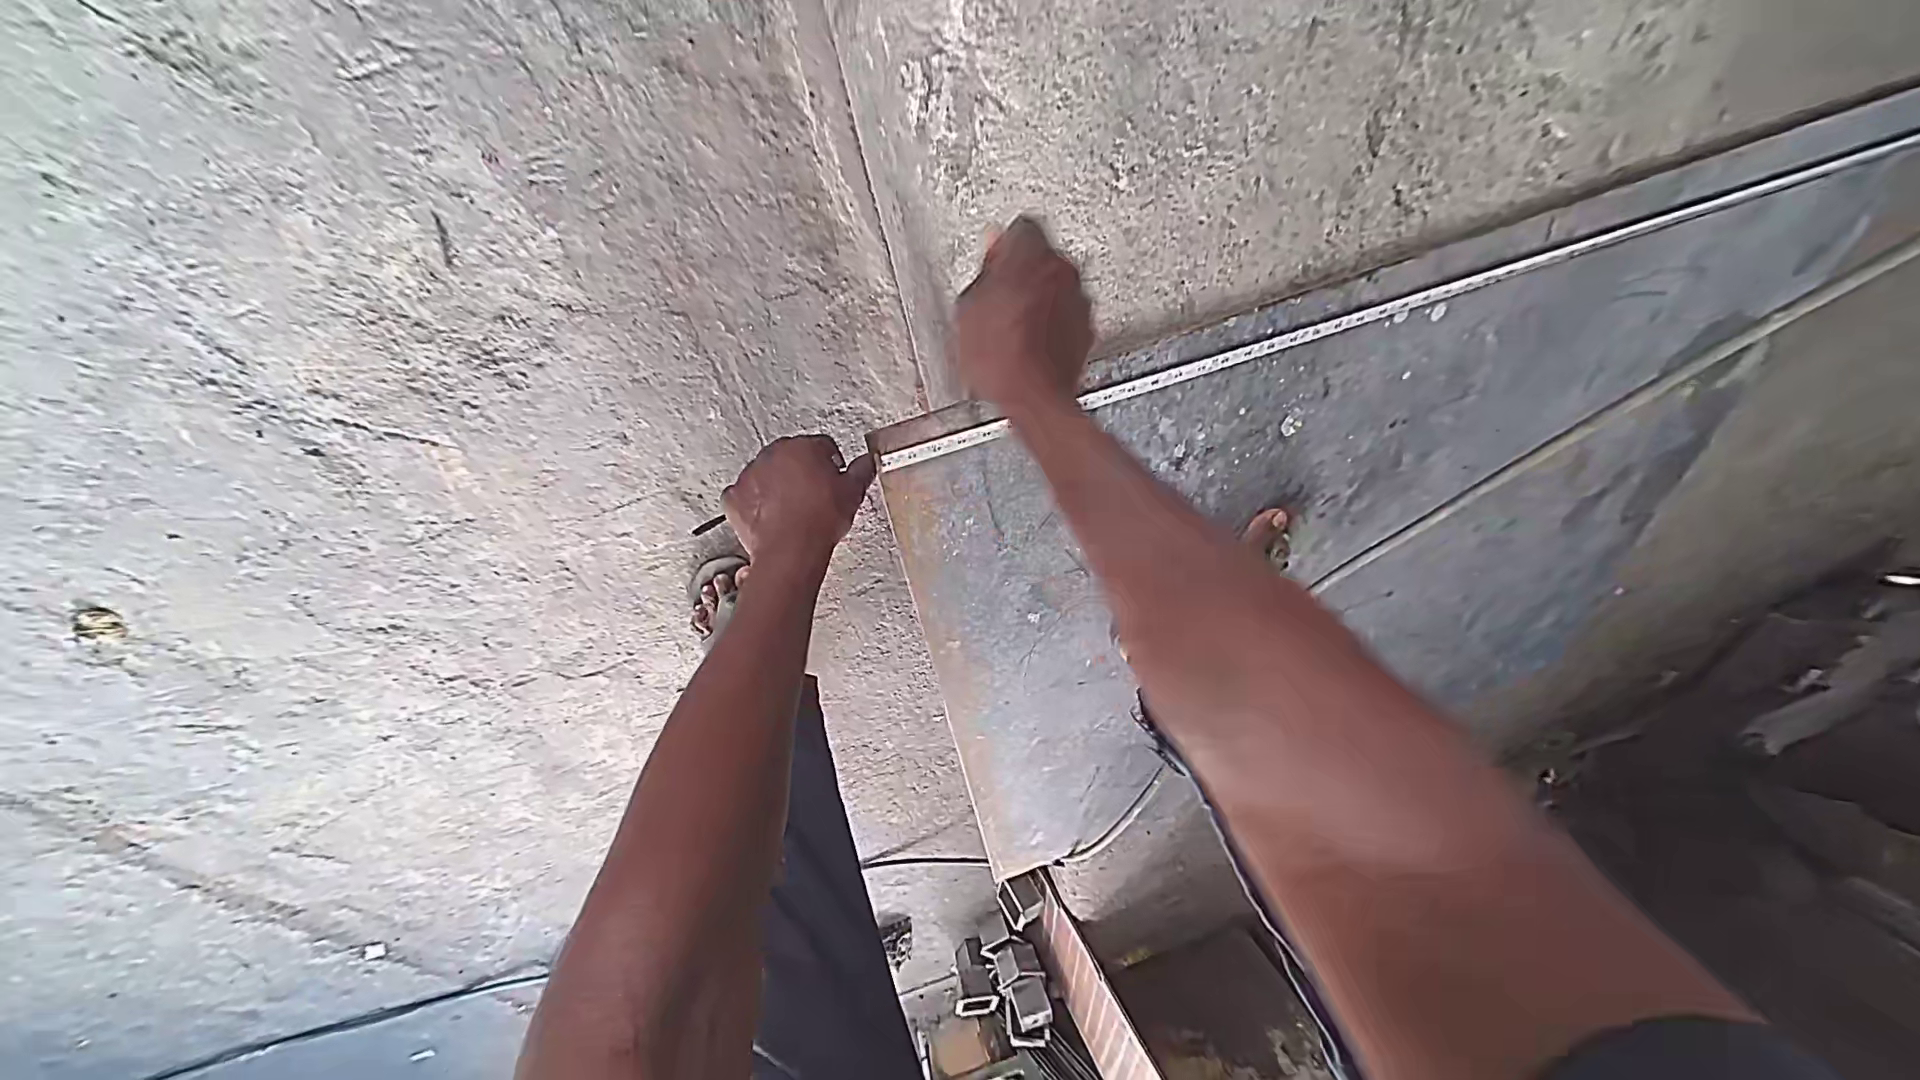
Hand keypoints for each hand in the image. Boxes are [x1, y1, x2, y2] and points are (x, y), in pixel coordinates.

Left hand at [722, 435, 875, 568]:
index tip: (833, 474)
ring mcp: (751, 474)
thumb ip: (861, 471)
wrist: (791, 549)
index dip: (830, 462)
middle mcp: (774, 454)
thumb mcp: (852, 493)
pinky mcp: (735, 496)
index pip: (822, 446)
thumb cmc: (819, 520)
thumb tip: (867, 462)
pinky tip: (770, 515)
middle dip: (801, 471)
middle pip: (791, 456)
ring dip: (777, 485)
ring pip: (766, 473)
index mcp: (804, 447)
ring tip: (793, 508)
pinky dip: (755, 502)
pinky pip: (744, 494)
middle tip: (814, 494)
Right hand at [954, 216, 1093, 415]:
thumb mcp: (969, 310)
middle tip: (1000, 299)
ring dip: (1038, 300)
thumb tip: (990, 257)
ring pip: (1056, 287)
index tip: (994, 263)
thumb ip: (983, 275)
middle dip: (1021, 275)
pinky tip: (1030, 343)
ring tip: (1013, 328)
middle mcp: (1063, 271)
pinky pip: (1065, 315)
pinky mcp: (1086, 329)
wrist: (1035, 397)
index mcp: (1032, 255)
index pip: (1019, 229)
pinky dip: (1051, 323)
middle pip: (1041, 258)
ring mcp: (1079, 301)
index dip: (1002, 249)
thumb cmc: (1004, 359)